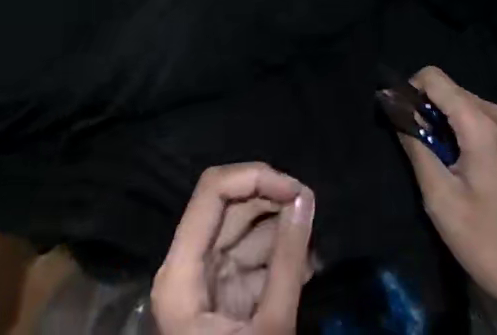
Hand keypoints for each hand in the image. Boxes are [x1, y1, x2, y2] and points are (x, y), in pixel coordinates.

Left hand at [152, 163, 315, 334]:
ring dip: (283, 230)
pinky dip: (281, 254)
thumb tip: (305, 195)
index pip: (213, 191)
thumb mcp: (272, 326)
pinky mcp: (223, 296)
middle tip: (314, 213)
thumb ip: (288, 257)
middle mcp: (187, 267)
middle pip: (231, 206)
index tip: (297, 190)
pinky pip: (253, 255)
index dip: (255, 177)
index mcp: (181, 272)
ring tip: (313, 251)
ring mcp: (205, 281)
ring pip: (246, 229)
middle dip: (275, 203)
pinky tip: (305, 268)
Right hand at [396, 68, 496, 334]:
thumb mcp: (439, 197)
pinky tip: (469, 167)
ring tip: (443, 162)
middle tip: (418, 149)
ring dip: (450, 123)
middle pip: (454, 91)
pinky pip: (490, 121)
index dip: (410, 90)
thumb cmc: (484, 238)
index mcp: (482, 123)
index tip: (398, 118)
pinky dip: (472, 131)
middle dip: (430, 110)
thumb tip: (394, 109)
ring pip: (472, 106)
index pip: (436, 78)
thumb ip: (415, 146)